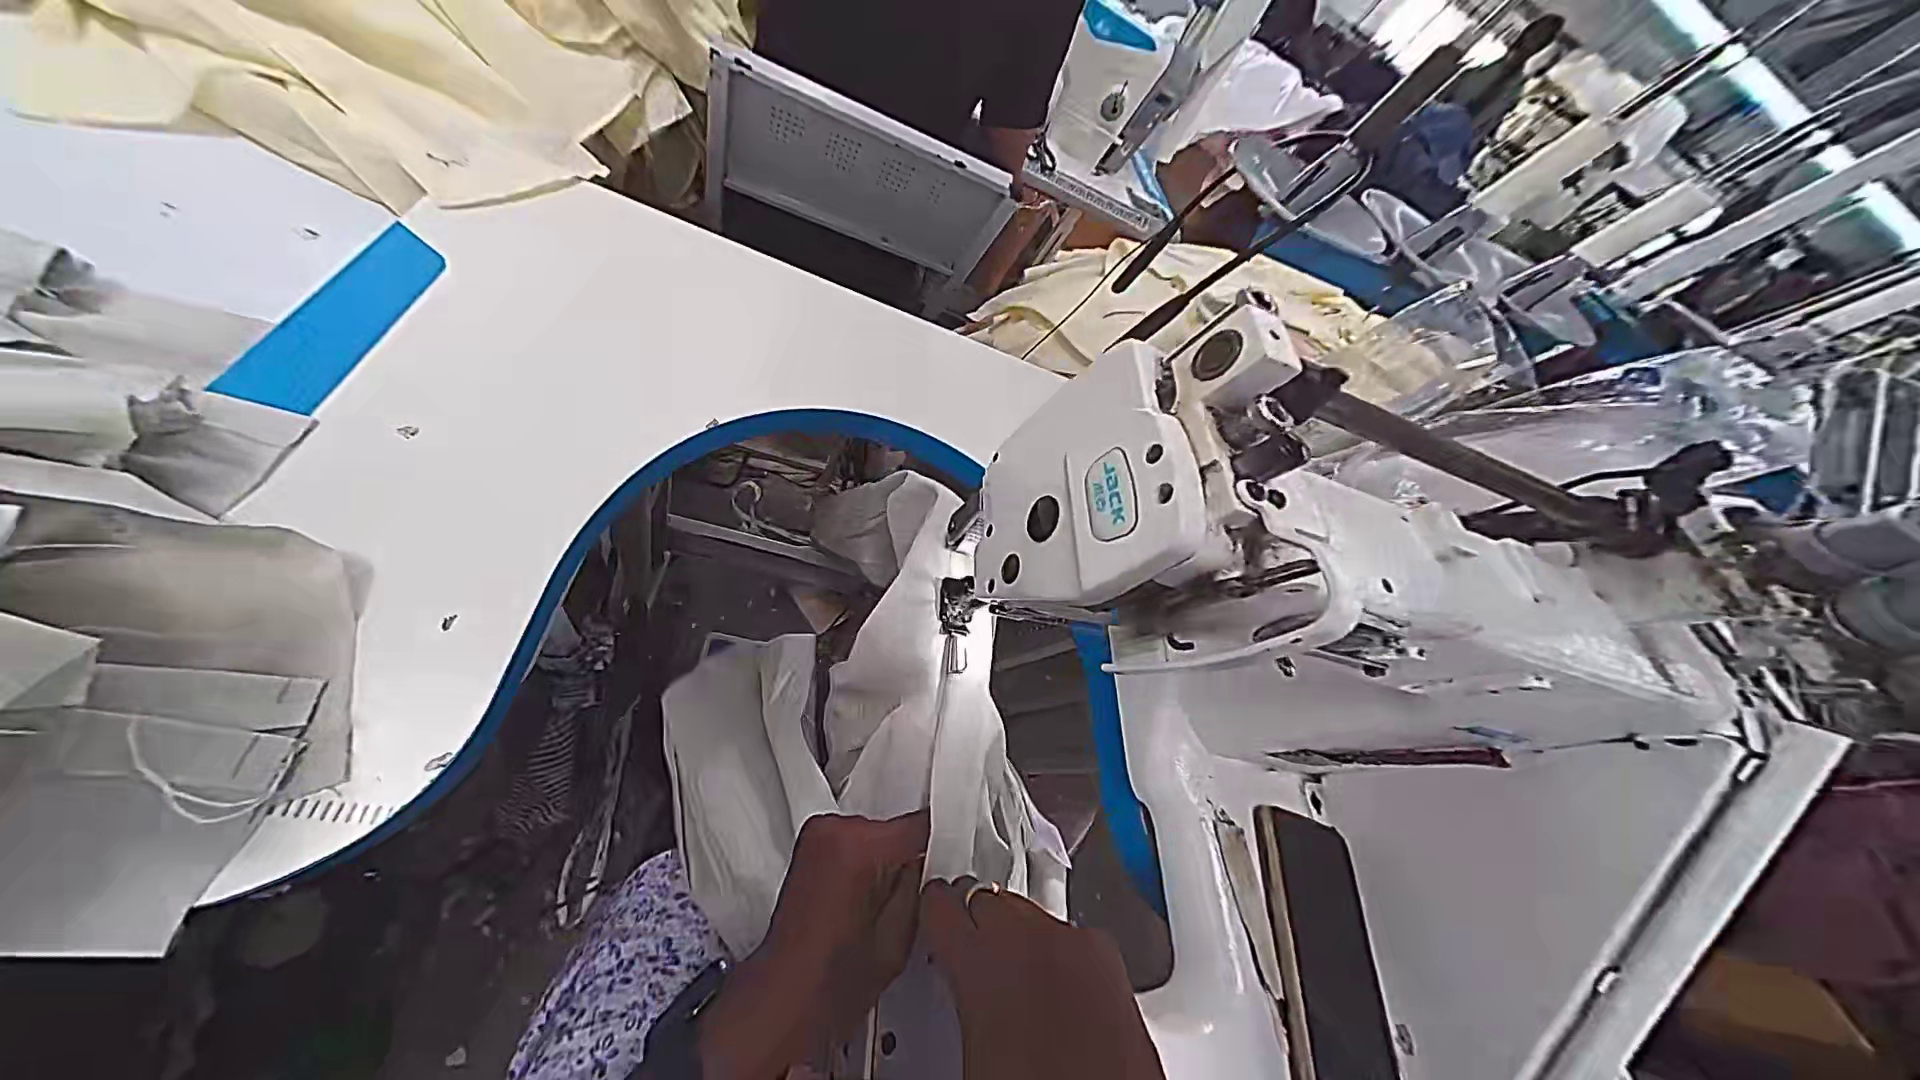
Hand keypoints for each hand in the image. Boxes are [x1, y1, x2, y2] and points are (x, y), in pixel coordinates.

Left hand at [696, 812, 927, 1079]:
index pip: (919, 824)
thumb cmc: (830, 980)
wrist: (785, 993)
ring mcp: (818, 832)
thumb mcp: (901, 934)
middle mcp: (835, 829)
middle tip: (904, 895)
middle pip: (894, 828)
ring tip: (872, 902)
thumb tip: (933, 856)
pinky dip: (860, 858)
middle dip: (905, 856)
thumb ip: (922, 882)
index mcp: (861, 846)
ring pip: (873, 831)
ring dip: (880, 858)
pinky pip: (852, 837)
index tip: (945, 855)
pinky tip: (856, 894)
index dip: (938, 844)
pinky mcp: (809, 841)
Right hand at [921, 878, 1165, 1079]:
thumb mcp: (970, 1046)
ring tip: (1020, 976)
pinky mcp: (1102, 948)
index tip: (936, 912)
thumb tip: (959, 980)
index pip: (941, 903)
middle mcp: (1021, 936)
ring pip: (1026, 911)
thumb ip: (961, 989)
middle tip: (978, 954)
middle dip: (978, 922)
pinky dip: (1061, 949)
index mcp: (978, 961)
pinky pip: (1068, 931)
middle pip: (984, 899)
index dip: (935, 909)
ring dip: (1020, 934)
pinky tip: (1061, 985)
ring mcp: (1065, 937)